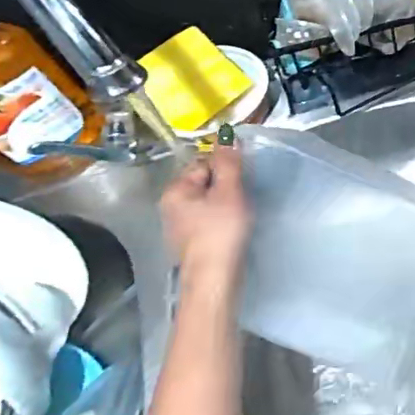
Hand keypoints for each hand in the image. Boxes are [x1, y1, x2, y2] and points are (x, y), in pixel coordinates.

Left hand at [159, 146, 250, 282]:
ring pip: (207, 202)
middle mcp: (171, 206)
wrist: (214, 279)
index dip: (225, 167)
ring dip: (225, 203)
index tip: (242, 180)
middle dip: (226, 185)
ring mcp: (179, 226)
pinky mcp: (191, 243)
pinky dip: (222, 220)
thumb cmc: (221, 231)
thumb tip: (227, 134)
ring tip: (241, 213)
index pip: (203, 162)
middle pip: (204, 182)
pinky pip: (208, 220)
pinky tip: (233, 228)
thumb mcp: (229, 191)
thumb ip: (228, 162)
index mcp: (175, 190)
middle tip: (243, 197)